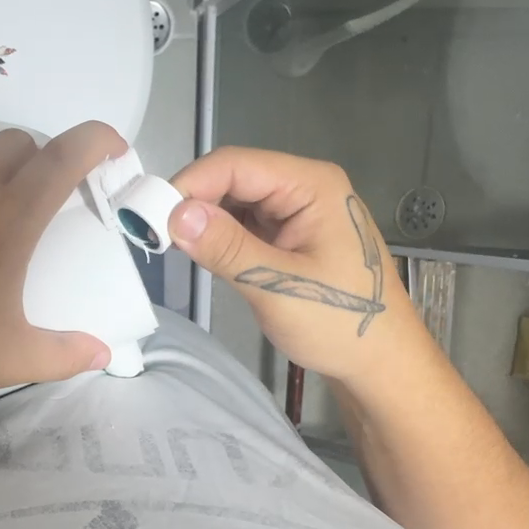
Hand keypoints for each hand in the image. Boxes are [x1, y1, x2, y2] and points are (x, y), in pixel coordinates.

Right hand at [168, 147, 422, 385]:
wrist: (379, 362)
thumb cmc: (340, 324)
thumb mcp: (278, 287)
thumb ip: (226, 248)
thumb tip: (174, 215)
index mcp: (312, 186)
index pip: (236, 165)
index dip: (190, 184)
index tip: (149, 216)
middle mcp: (304, 188)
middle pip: (234, 177)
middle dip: (192, 200)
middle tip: (152, 233)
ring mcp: (297, 212)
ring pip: (235, 201)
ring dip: (202, 219)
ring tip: (168, 244)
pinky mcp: (289, 237)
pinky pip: (244, 224)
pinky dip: (218, 235)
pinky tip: (198, 252)